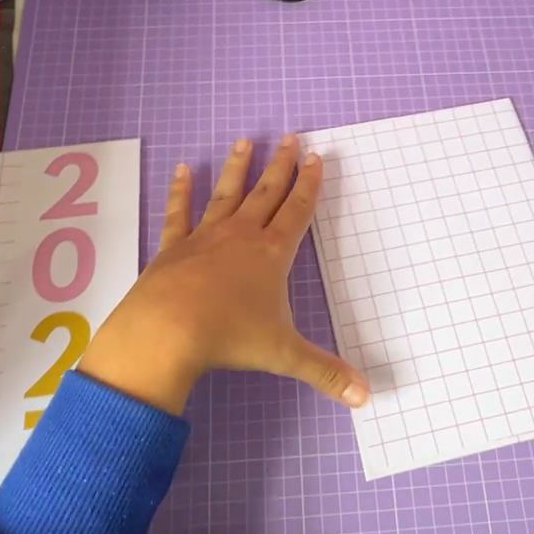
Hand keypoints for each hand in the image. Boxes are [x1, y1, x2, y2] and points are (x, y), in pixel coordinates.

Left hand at [78, 135, 370, 415]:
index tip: (317, 157)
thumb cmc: (229, 338)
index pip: (298, 211)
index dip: (310, 184)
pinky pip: (179, 212)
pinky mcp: (174, 245)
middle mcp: (242, 235)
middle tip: (291, 137)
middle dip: (282, 165)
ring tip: (245, 141)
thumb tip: (366, 396)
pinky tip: (181, 170)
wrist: (167, 331)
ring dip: (238, 168)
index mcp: (272, 253)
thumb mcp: (283, 355)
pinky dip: (181, 191)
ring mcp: (205, 236)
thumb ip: (324, 372)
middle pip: (267, 192)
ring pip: (227, 193)